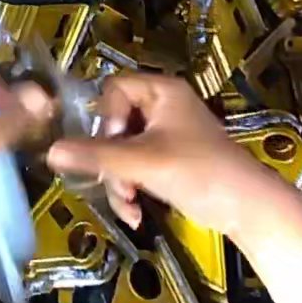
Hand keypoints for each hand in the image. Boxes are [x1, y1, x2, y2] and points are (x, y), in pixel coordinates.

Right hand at [46, 73, 269, 230]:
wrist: (251, 211)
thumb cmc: (201, 172)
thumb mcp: (143, 163)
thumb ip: (96, 157)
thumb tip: (50, 152)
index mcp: (160, 90)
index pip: (112, 89)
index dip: (106, 117)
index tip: (111, 145)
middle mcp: (160, 105)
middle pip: (113, 123)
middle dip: (110, 160)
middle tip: (114, 182)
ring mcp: (164, 133)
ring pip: (120, 149)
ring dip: (118, 179)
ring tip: (128, 204)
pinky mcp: (166, 159)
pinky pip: (134, 164)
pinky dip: (131, 187)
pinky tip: (135, 213)